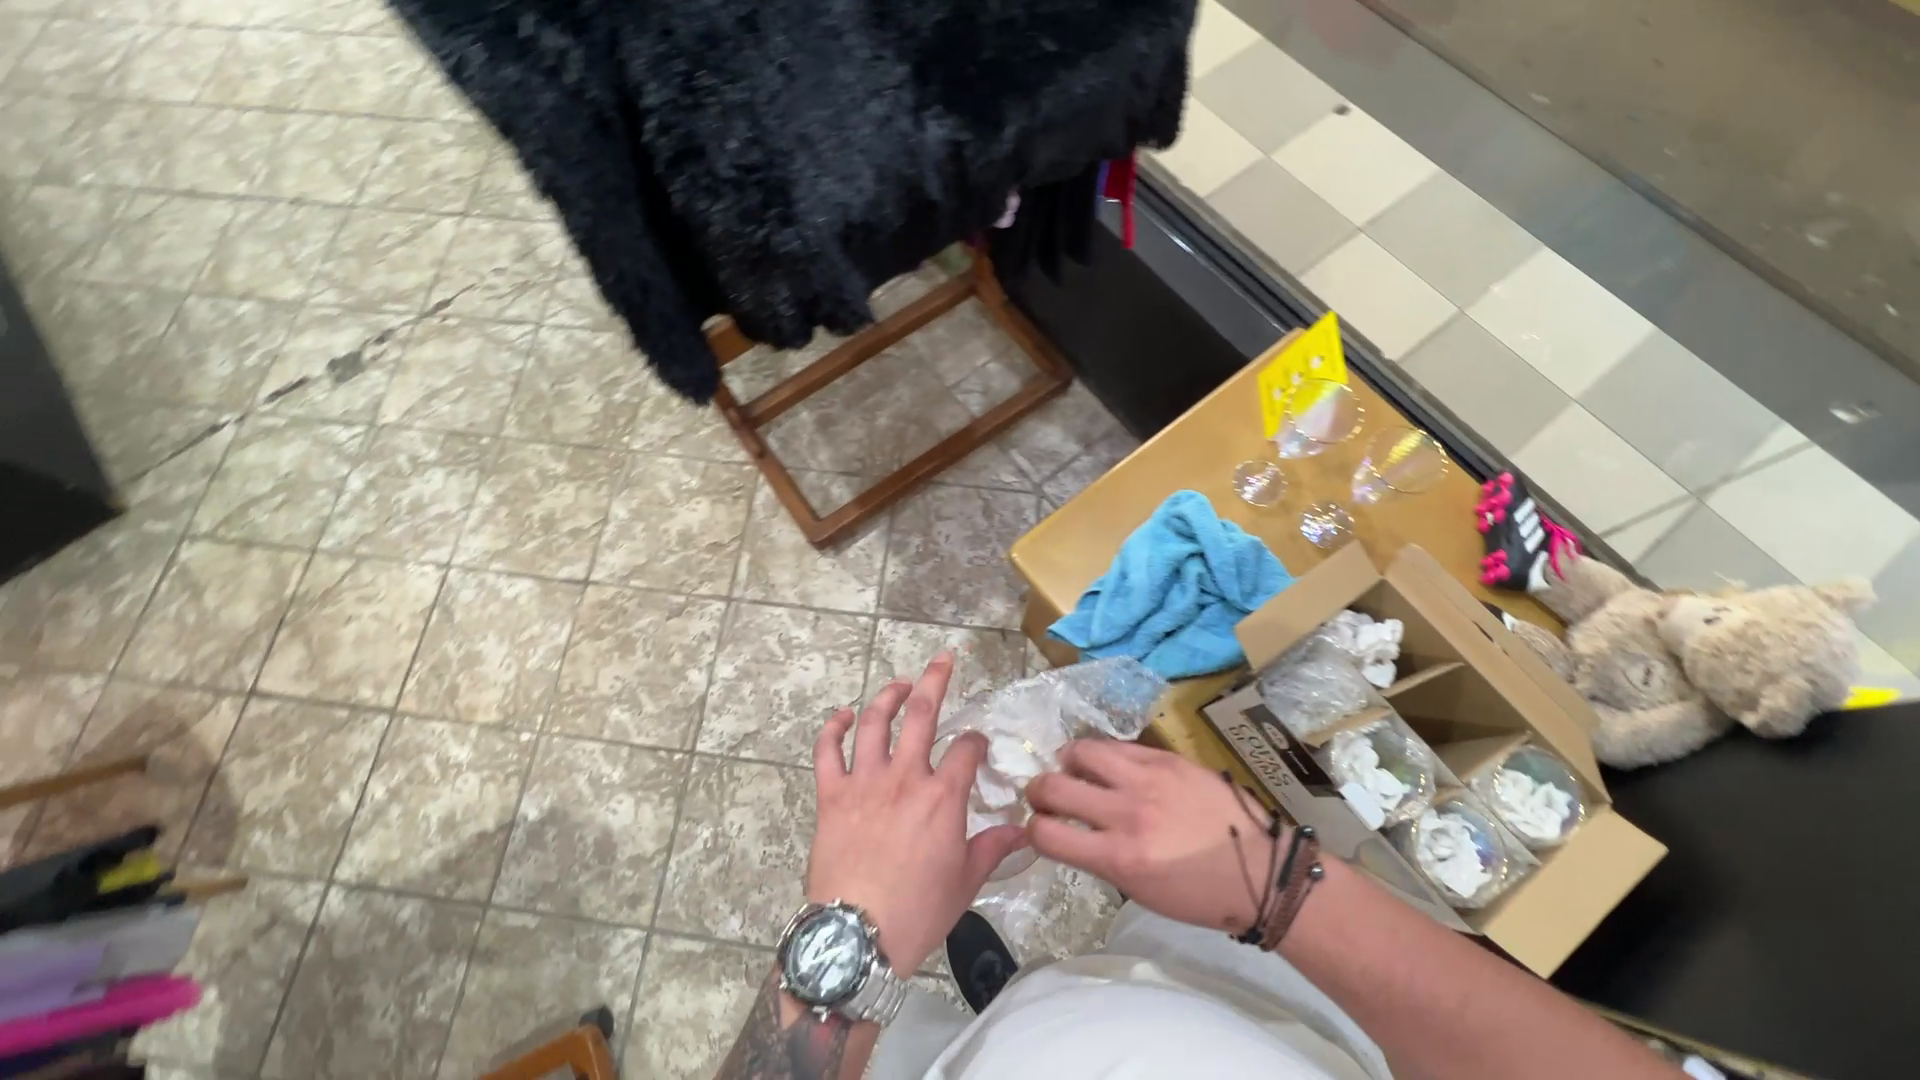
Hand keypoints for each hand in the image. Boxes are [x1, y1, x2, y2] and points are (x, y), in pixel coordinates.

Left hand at [806, 652, 1028, 976]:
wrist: (858, 936)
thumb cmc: (918, 911)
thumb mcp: (966, 882)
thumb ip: (992, 848)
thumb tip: (1023, 832)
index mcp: (942, 796)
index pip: (966, 749)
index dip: (976, 741)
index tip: (978, 746)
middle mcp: (905, 777)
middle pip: (922, 712)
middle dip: (936, 679)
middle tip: (943, 658)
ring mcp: (864, 782)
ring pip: (875, 722)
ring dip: (888, 695)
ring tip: (899, 684)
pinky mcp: (831, 795)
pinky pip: (828, 751)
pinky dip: (834, 728)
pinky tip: (843, 715)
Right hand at [1026, 739, 1279, 934]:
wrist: (1262, 871)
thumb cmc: (1198, 895)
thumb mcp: (1138, 889)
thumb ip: (1098, 857)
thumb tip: (1068, 831)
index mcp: (1120, 858)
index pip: (1046, 834)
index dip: (1033, 831)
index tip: (1040, 829)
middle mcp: (1127, 813)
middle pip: (1053, 786)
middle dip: (1038, 791)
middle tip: (1045, 796)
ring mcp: (1148, 779)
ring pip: (1081, 750)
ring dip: (1067, 762)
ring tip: (1074, 770)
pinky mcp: (1168, 759)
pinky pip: (1119, 746)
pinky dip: (1104, 756)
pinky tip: (1110, 766)